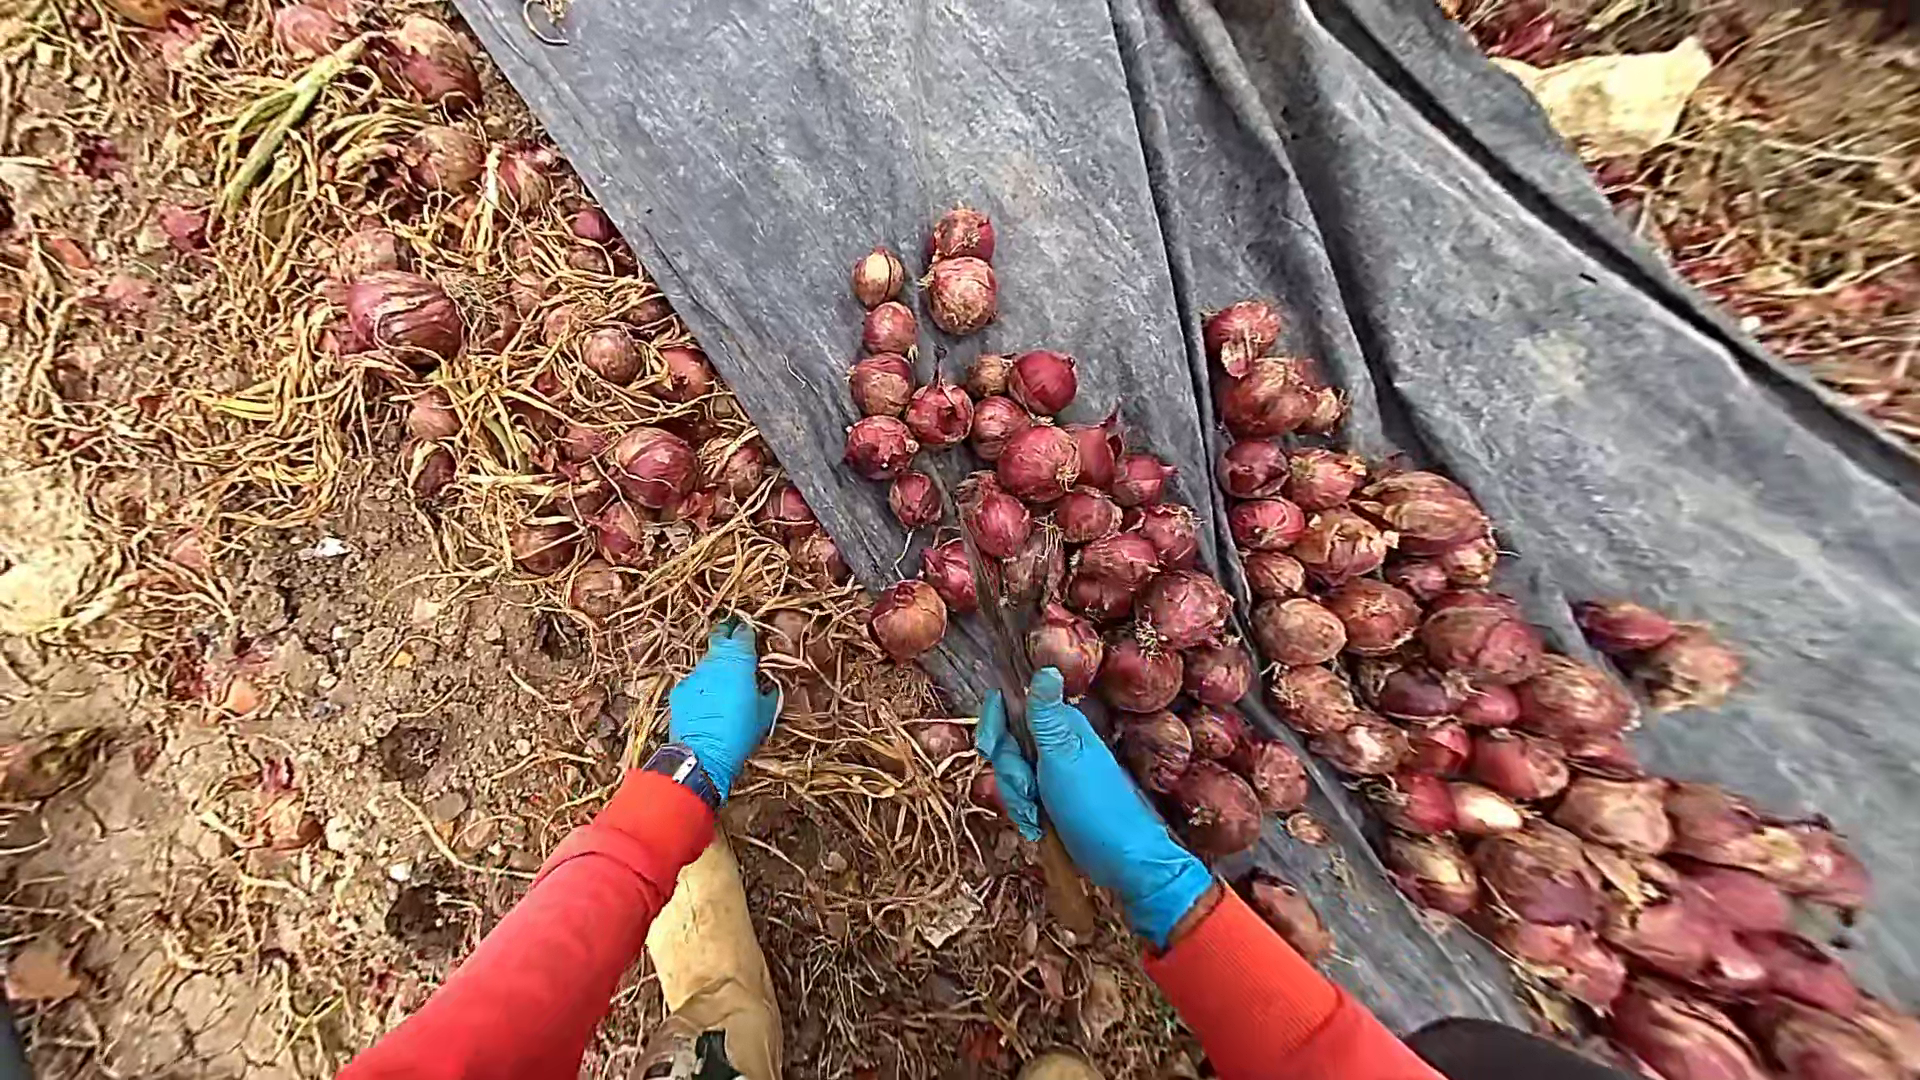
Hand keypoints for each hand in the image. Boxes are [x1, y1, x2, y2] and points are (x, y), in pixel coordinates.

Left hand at [667, 618, 778, 799]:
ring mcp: (694, 675)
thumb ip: (766, 689)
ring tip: (726, 680)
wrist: (702, 757)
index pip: (744, 632)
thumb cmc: (740, 732)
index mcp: (738, 661)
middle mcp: (714, 661)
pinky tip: (709, 700)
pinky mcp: (680, 690)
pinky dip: (704, 684)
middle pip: (720, 636)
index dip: (749, 630)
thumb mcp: (765, 711)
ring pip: (708, 659)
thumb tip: (765, 683)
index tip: (754, 633)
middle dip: (728, 633)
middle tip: (736, 637)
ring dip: (717, 664)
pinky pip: (696, 680)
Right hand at [975, 667, 1213, 947]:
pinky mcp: (1049, 795)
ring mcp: (1051, 768)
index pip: (1009, 705)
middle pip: (1005, 741)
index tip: (988, 748)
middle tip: (1029, 791)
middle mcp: (1054, 739)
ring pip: (1009, 770)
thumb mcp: (1062, 758)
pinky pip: (1019, 793)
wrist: (1124, 863)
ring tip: (1036, 815)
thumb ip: (1045, 714)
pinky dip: (1022, 810)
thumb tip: (1047, 666)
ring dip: (1014, 795)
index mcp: (1060, 722)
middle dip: (1007, 770)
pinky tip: (1036, 825)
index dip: (993, 725)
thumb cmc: (1095, 807)